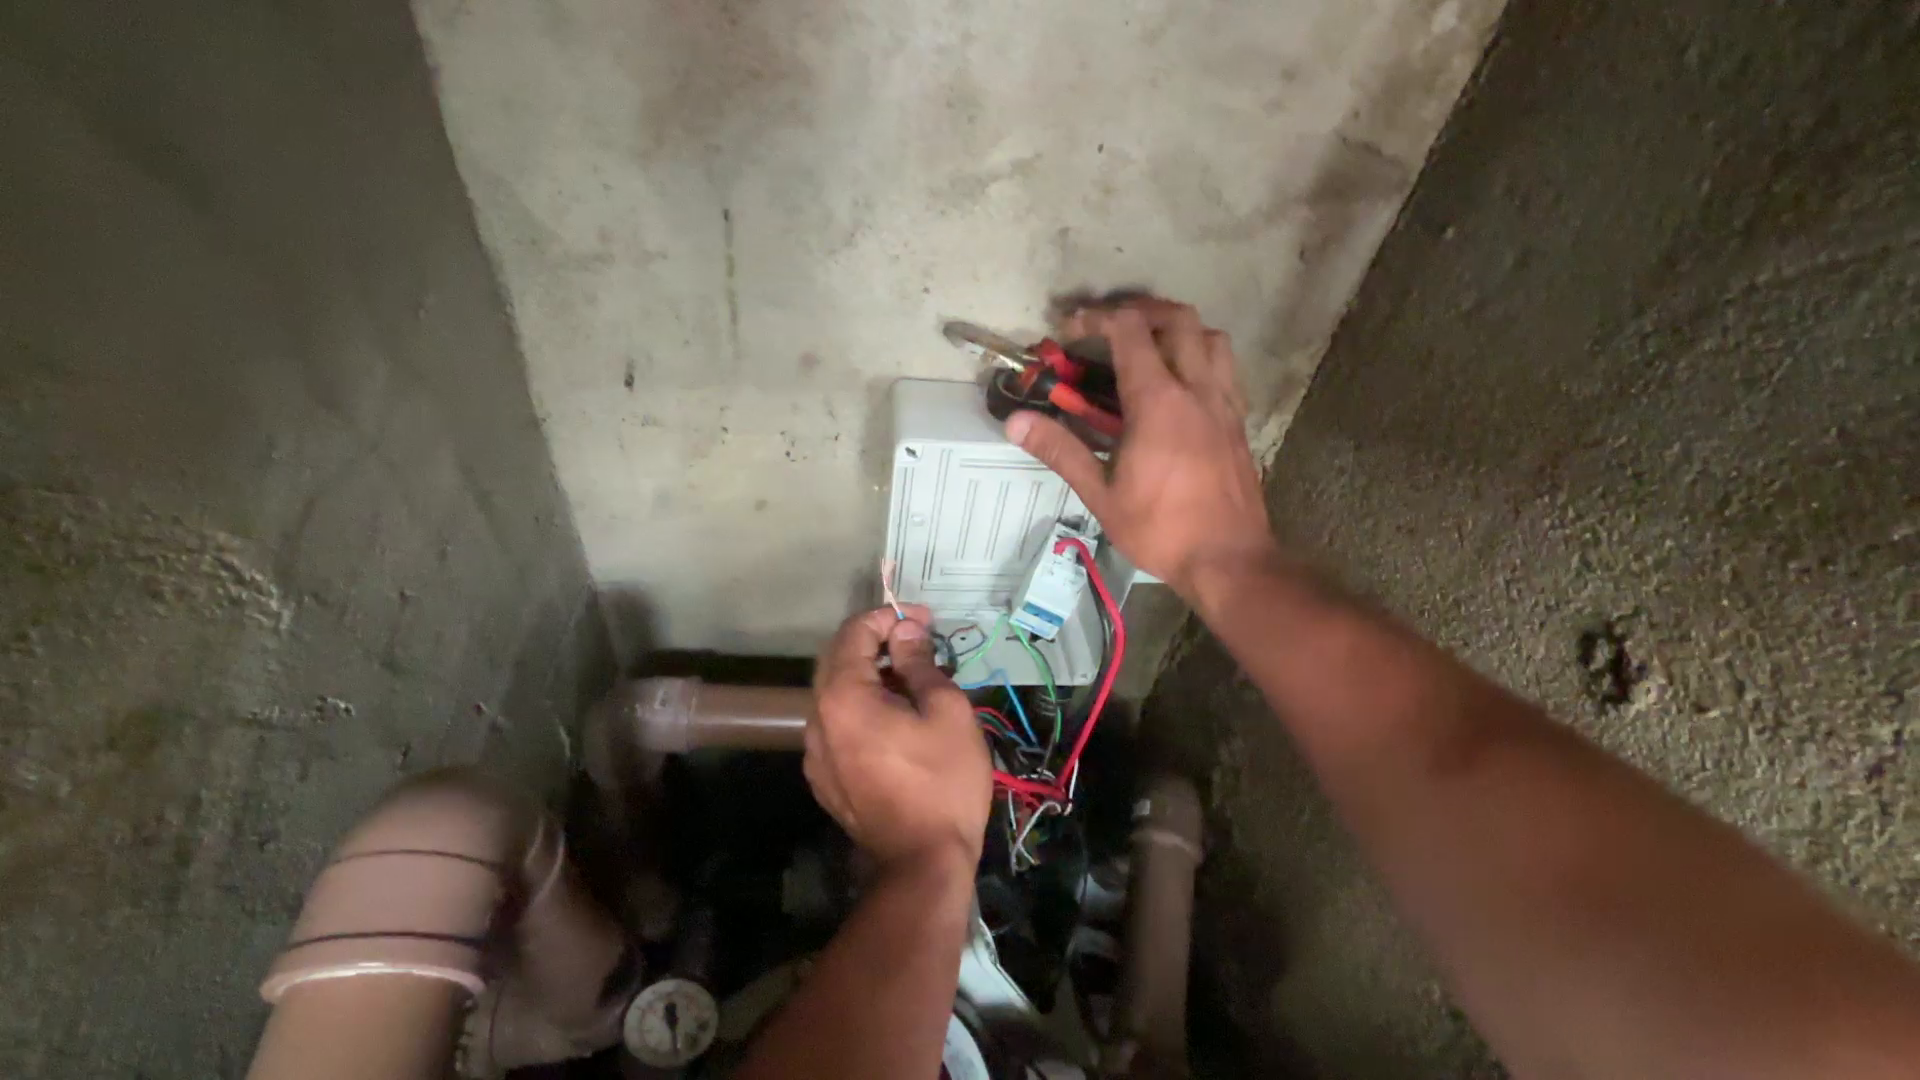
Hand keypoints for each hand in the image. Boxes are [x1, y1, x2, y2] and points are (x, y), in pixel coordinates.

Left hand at [806, 606, 992, 868]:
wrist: (922, 863)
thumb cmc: (943, 782)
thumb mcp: (946, 711)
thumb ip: (919, 663)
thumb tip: (905, 632)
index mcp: (843, 697)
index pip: (853, 633)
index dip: (888, 617)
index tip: (924, 621)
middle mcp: (816, 719)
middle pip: (837, 660)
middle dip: (875, 642)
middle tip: (917, 642)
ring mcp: (815, 752)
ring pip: (835, 694)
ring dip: (867, 676)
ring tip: (910, 681)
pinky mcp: (823, 778)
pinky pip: (836, 726)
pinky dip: (860, 708)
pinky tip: (893, 720)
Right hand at [1005, 296, 1277, 602]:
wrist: (1229, 560)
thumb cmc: (1161, 529)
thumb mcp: (1101, 494)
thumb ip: (1060, 451)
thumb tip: (1016, 421)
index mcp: (1158, 402)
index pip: (1129, 331)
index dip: (1096, 318)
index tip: (1070, 330)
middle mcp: (1197, 389)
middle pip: (1177, 318)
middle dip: (1139, 310)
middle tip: (1109, 327)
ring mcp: (1224, 403)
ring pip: (1210, 336)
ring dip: (1177, 329)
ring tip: (1148, 349)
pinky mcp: (1239, 421)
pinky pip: (1225, 368)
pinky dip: (1200, 357)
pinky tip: (1180, 386)